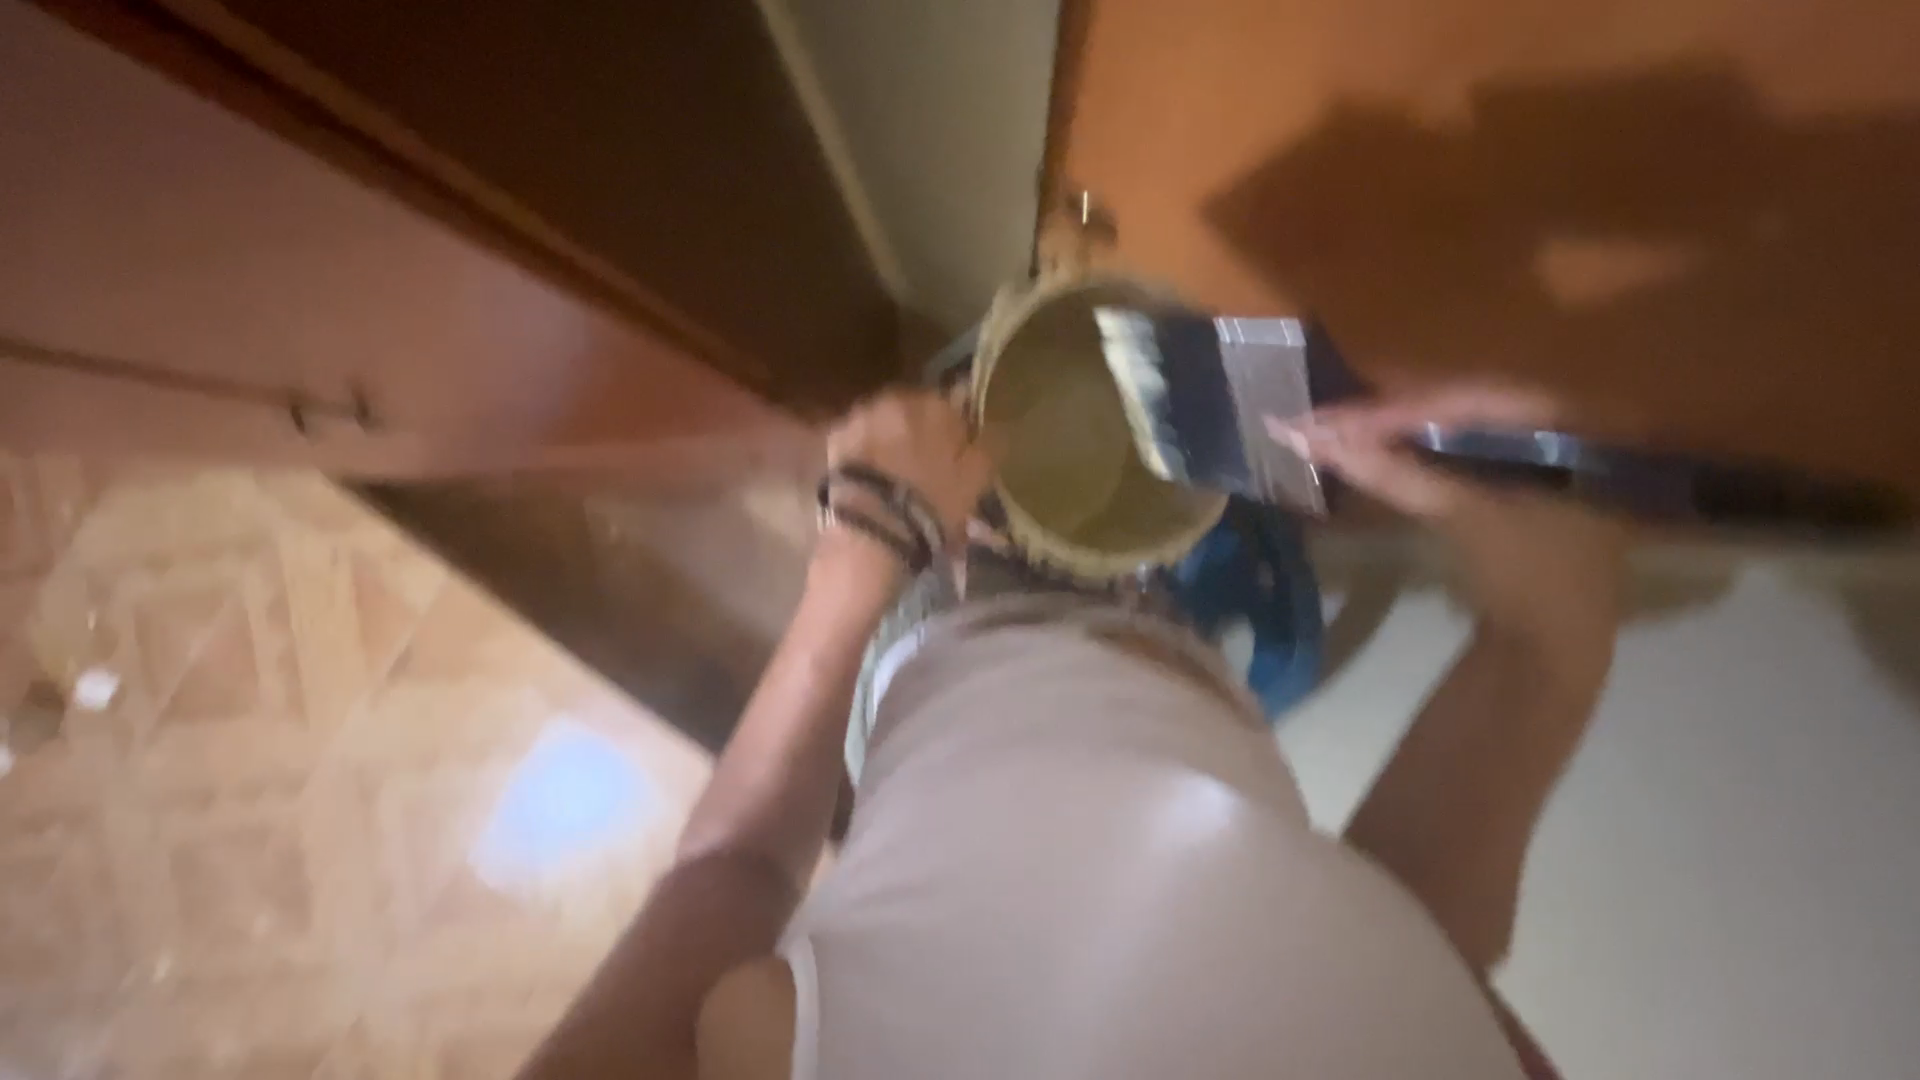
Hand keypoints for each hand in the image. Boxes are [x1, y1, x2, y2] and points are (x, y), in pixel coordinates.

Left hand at [827, 388, 994, 546]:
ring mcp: (862, 415)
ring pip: (884, 422)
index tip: (956, 455)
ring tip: (892, 472)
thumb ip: (988, 447)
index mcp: (936, 405)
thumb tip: (995, 427)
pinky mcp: (835, 438)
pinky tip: (868, 474)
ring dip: (890, 438)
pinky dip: (864, 451)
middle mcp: (897, 399)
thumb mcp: (976, 480)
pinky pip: (857, 438)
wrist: (874, 526)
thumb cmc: (933, 503)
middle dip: (919, 431)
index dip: (955, 432)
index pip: (953, 407)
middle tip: (922, 466)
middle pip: (915, 411)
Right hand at [1271, 384, 1626, 666]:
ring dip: (1390, 430)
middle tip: (1319, 419)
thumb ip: (1394, 472)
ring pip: (1448, 425)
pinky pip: (1451, 448)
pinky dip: (1407, 451)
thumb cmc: (1526, 578)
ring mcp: (1534, 450)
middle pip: (1454, 403)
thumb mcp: (1462, 517)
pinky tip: (1370, 449)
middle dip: (1386, 413)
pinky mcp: (1511, 476)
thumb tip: (1318, 439)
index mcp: (1565, 421)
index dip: (1391, 408)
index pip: (1464, 397)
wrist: (1553, 645)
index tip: (1329, 418)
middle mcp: (1555, 421)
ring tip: (1332, 428)